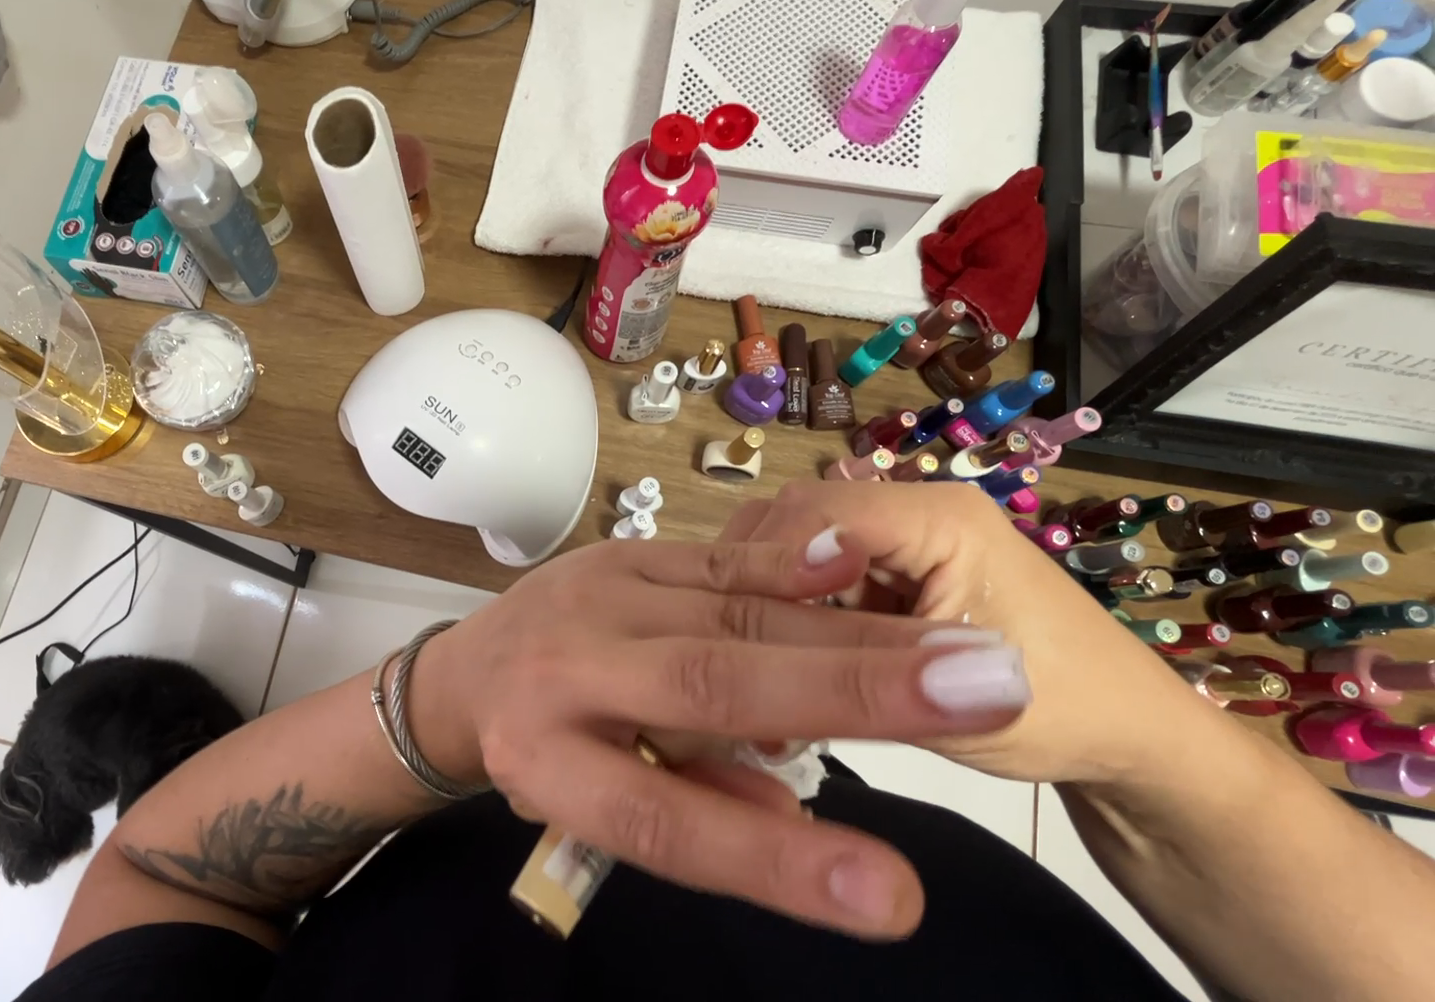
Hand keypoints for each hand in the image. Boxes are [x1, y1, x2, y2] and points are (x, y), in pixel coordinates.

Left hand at [407, 537, 1029, 938]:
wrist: (464, 670)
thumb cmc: (544, 750)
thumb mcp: (596, 801)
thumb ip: (696, 809)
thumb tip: (809, 832)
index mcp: (548, 763)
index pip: (664, 820)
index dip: (774, 860)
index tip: (892, 895)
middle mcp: (565, 671)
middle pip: (706, 684)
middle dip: (847, 693)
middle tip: (987, 694)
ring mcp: (591, 597)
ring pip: (727, 612)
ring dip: (848, 629)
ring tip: (963, 648)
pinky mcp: (614, 556)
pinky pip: (708, 558)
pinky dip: (784, 563)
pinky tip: (852, 558)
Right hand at [719, 480, 1217, 784]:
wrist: (1136, 737)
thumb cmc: (1063, 714)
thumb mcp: (945, 701)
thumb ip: (848, 665)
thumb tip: (749, 661)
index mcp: (940, 519)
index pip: (814, 513)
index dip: (761, 564)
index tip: (729, 627)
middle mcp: (916, 509)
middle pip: (796, 517)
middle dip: (753, 576)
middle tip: (727, 641)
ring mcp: (906, 535)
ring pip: (800, 542)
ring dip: (770, 592)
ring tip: (750, 651)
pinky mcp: (900, 564)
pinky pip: (822, 568)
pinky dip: (794, 606)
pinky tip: (784, 652)